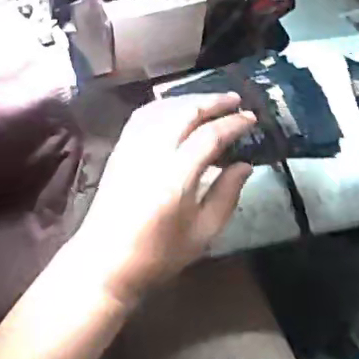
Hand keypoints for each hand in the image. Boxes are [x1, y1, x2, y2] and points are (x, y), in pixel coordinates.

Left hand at [64, 94, 256, 307]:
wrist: (107, 259)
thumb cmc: (159, 253)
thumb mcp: (203, 232)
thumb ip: (227, 195)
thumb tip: (244, 165)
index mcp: (177, 173)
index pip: (210, 135)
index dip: (233, 123)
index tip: (251, 117)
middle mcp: (153, 149)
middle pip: (185, 111)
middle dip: (212, 101)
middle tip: (235, 100)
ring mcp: (132, 143)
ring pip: (164, 107)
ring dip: (189, 100)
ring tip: (211, 102)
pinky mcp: (120, 145)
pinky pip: (145, 113)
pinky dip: (165, 105)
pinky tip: (177, 109)